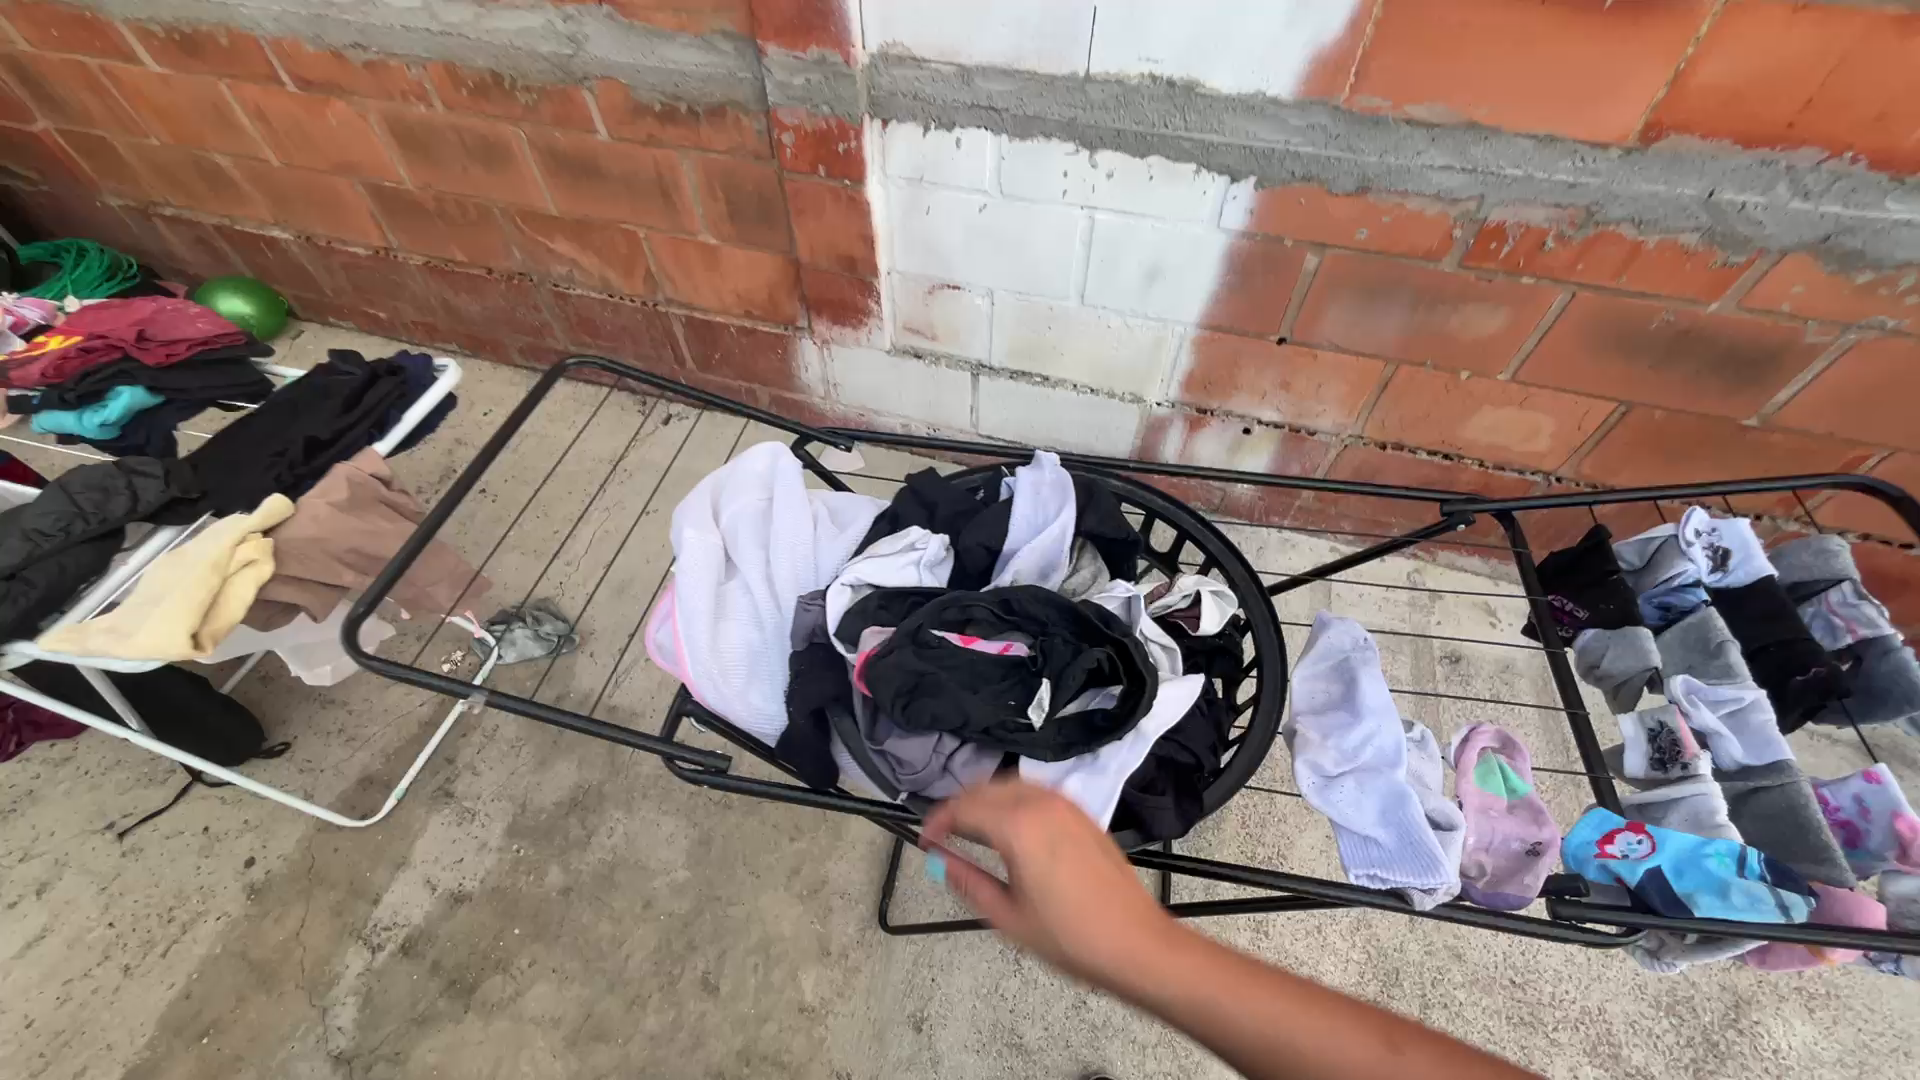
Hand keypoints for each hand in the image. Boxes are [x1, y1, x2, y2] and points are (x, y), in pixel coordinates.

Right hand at [919, 779, 1174, 986]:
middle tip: (942, 833)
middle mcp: (1039, 803)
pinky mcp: (1081, 811)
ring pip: (1009, 784)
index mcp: (1017, 826)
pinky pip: (1035, 790)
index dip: (937, 821)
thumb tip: (939, 860)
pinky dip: (1012, 799)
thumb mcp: (1007, 916)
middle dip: (958, 806)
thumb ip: (968, 880)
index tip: (925, 840)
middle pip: (984, 789)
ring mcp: (1064, 803)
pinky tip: (1008, 824)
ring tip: (970, 828)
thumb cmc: (1070, 937)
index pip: (963, 808)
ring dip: (984, 799)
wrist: (1135, 943)